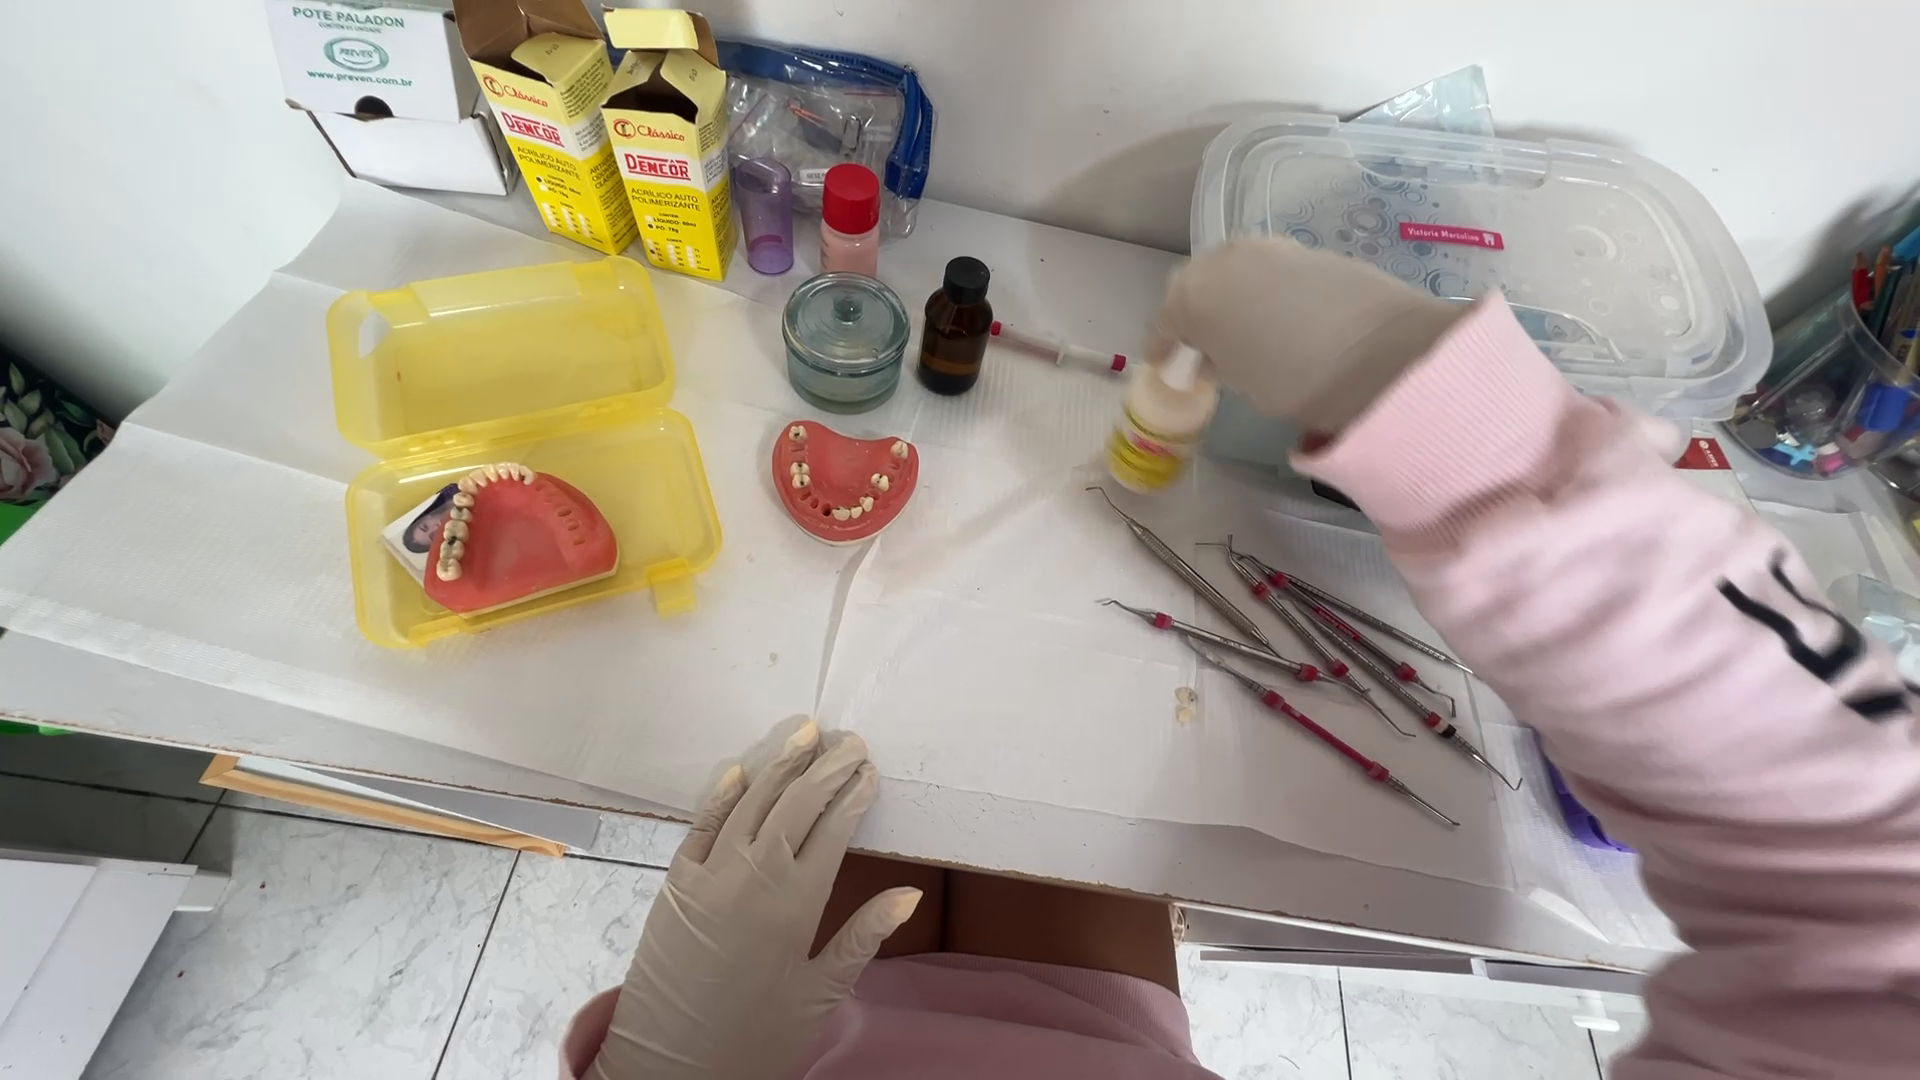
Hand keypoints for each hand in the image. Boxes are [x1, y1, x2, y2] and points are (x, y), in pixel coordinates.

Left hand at [587, 723, 918, 1079]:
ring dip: (782, 764)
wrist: (668, 1075)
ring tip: (806, 731)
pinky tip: (740, 769)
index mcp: (796, 903)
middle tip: (851, 741)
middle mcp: (755, 876)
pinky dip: (722, 794)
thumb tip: (910, 893)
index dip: (856, 794)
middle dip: (829, 767)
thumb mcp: (821, 996)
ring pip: (753, 802)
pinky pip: (701, 825)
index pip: (835, 828)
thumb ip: (863, 936)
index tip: (871, 769)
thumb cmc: (756, 1040)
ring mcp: (711, 875)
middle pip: (799, 803)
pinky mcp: (675, 883)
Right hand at [1150, 239, 1464, 433]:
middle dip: (1190, 314)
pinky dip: (1261, 291)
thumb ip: (1217, 362)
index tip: (1163, 367)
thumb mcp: (1239, 382)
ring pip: (1231, 271)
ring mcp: (1269, 249)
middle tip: (1198, 346)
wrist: (1382, 352)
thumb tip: (1214, 356)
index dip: (1161, 347)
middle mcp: (1224, 261)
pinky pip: (1267, 270)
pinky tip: (1275, 317)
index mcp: (1193, 297)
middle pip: (1192, 285)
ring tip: (1238, 330)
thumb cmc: (1292, 379)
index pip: (1164, 323)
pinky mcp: (1307, 251)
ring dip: (1227, 297)